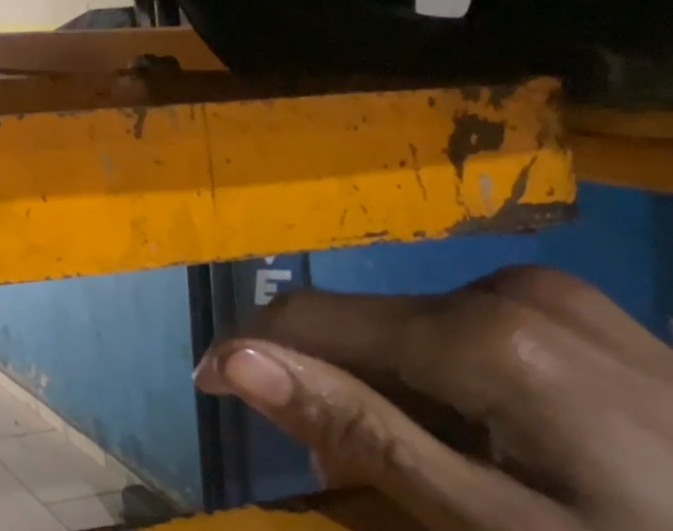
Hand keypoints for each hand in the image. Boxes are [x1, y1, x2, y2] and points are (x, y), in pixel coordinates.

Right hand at [194, 266, 672, 529]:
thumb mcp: (498, 528)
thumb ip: (361, 434)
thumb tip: (234, 360)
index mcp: (483, 333)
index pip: (312, 318)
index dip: (248, 352)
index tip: (209, 390)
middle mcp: (511, 292)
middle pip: (365, 323)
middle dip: (328, 381)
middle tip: (331, 462)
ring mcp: (560, 301)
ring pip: (413, 328)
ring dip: (386, 386)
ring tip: (418, 462)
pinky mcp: (589, 319)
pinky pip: (473, 334)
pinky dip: (444, 383)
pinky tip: (484, 440)